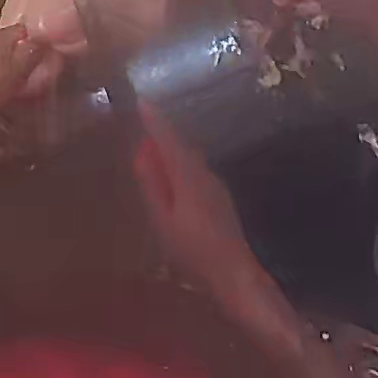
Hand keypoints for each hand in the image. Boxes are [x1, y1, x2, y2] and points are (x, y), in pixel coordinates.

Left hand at [0, 24, 50, 138]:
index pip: (26, 29)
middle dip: (31, 57)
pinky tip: (12, 90)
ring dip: (20, 68)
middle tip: (43, 73)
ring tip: (30, 85)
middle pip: (17, 43)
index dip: (41, 41)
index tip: (52, 56)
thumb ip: (35, 52)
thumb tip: (48, 39)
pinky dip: (8, 76)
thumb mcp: (19, 69)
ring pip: (8, 57)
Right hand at [131, 105, 261, 294]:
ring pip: (189, 156)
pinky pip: (194, 168)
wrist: (235, 276)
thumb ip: (152, 183)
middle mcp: (205, 173)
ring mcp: (215, 185)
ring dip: (172, 146)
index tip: (141, 101)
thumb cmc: (193, 251)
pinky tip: (171, 171)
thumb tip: (141, 151)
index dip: (154, 120)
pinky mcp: (219, 197)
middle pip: (181, 144)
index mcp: (188, 176)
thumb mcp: (162, 219)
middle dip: (162, 130)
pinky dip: (180, 161)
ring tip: (152, 142)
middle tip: (143, 118)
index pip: (169, 139)